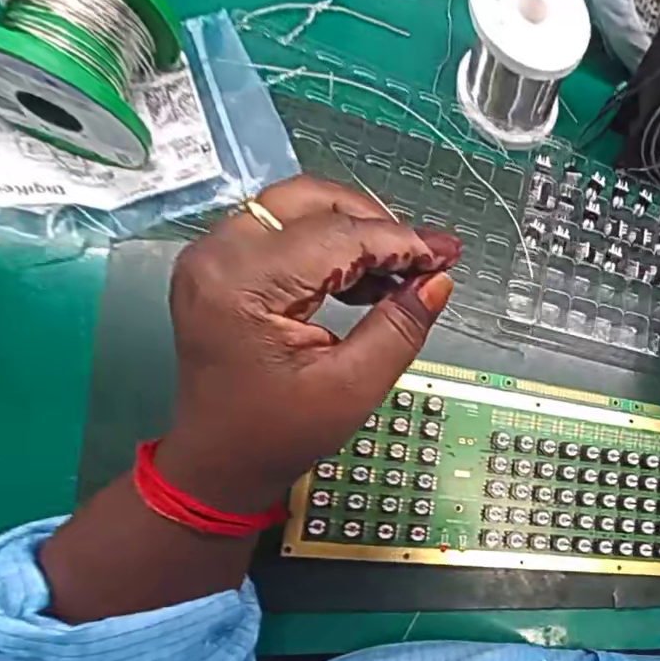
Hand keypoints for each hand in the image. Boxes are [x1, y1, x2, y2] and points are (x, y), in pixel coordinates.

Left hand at [154, 176, 462, 512]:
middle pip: (312, 200)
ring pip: (299, 209)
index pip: (337, 236)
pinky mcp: (221, 265)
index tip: (446, 252)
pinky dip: (330, 247)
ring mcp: (213, 255)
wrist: (221, 460)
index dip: (401, 241)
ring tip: (399, 272)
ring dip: (355, 232)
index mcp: (242, 285)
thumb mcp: (352, 388)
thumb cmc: (277, 434)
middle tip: (423, 257)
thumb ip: (399, 328)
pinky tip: (363, 280)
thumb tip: (437, 281)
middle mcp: (216, 254)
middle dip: (377, 224)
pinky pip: (284, 232)